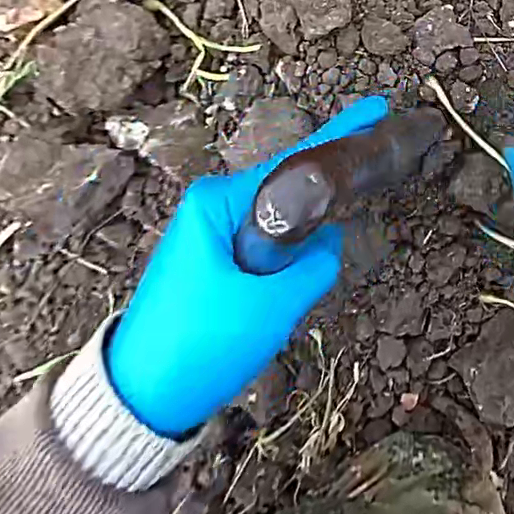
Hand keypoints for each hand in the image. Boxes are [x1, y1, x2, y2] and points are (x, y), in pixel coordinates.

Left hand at [105, 94, 389, 436]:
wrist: (135, 405)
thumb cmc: (202, 343)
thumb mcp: (275, 303)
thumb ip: (319, 261)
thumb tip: (331, 239)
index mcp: (218, 202)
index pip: (295, 158)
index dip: (342, 133)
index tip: (377, 107)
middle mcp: (212, 205)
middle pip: (289, 183)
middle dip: (327, 189)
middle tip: (371, 175)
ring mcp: (210, 230)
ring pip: (280, 215)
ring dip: (306, 229)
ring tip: (322, 248)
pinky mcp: (212, 256)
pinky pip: (265, 237)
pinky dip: (289, 247)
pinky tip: (301, 266)